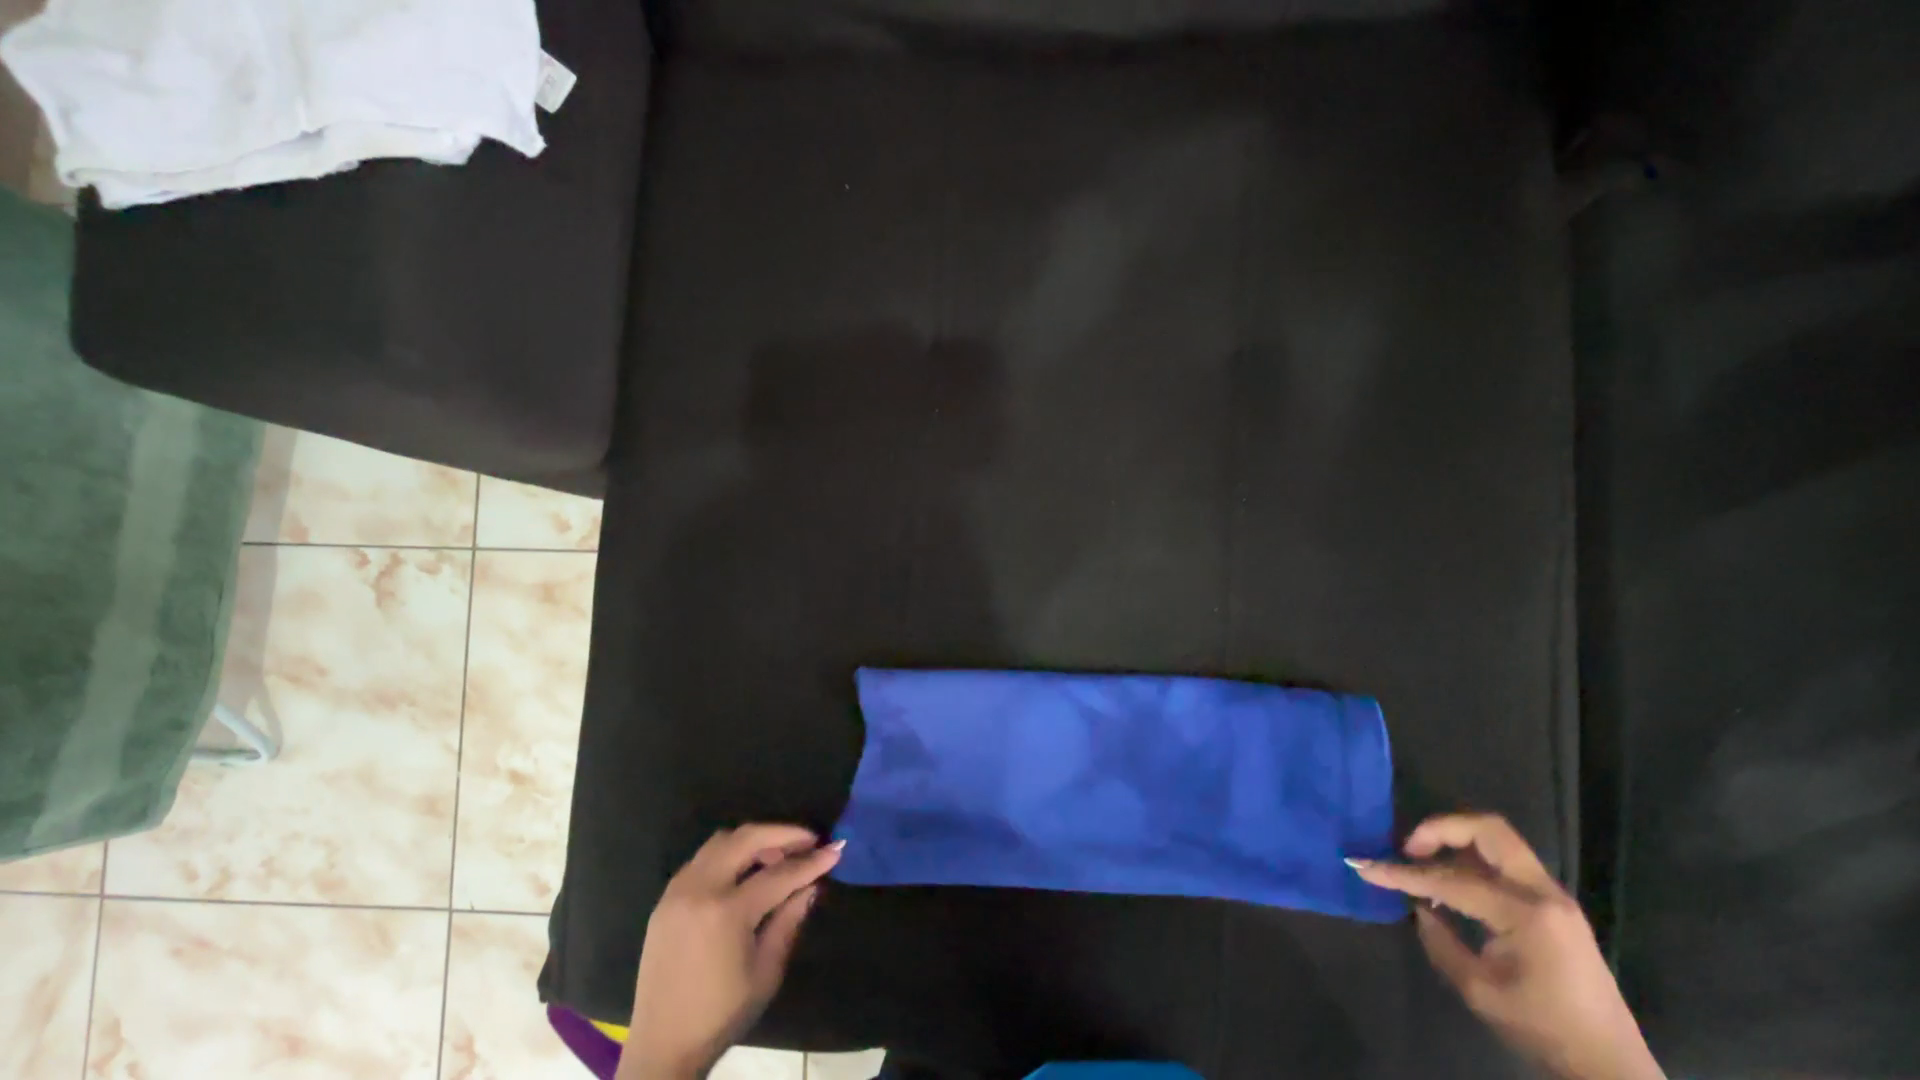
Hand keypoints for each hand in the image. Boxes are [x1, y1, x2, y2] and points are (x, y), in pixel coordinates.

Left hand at [621, 825, 843, 1079]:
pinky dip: (728, 855)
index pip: (779, 874)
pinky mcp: (665, 900)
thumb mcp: (766, 971)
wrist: (663, 1043)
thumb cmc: (722, 1013)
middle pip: (745, 839)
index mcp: (726, 912)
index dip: (811, 861)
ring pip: (719, 842)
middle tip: (809, 840)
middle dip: (781, 834)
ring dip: (752, 841)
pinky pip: (701, 860)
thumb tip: (809, 886)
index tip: (836, 849)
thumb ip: (788, 921)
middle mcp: (698, 890)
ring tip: (779, 855)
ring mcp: (677, 891)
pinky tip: (746, 871)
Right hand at [1349, 814, 1662, 1079]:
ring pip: (1500, 842)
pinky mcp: (1554, 906)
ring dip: (1458, 841)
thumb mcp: (1478, 989)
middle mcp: (1543, 892)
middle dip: (1441, 829)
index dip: (1403, 874)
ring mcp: (1553, 896)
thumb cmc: (1540, 1028)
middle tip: (1409, 848)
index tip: (1364, 865)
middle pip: (1489, 830)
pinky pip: (1508, 865)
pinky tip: (1452, 885)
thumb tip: (1420, 909)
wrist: (1606, 1062)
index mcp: (1525, 913)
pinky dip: (1475, 861)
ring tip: (1424, 861)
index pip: (1451, 879)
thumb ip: (1440, 942)